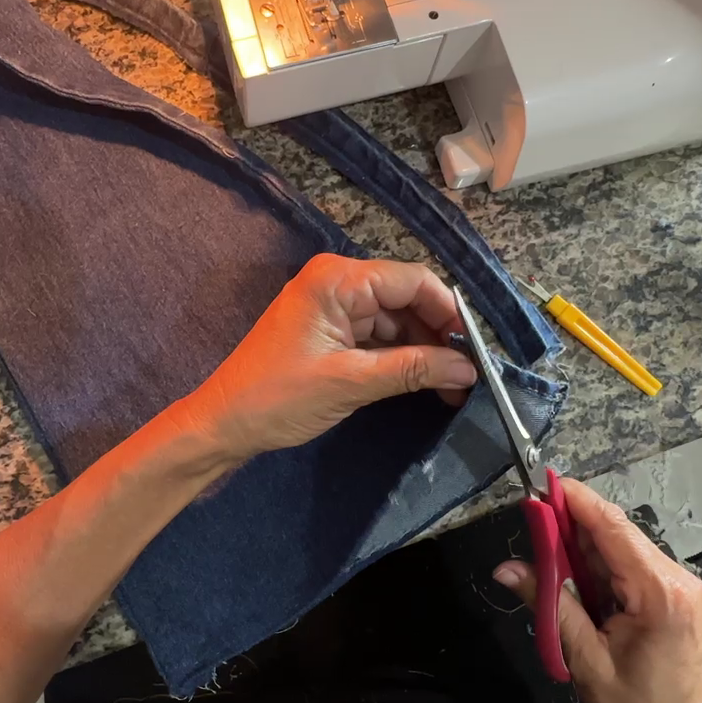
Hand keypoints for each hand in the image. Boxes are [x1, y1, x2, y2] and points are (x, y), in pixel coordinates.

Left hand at [181, 254, 478, 459]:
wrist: (225, 423)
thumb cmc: (279, 396)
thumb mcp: (351, 382)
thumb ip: (412, 369)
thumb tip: (467, 369)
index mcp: (338, 279)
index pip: (412, 280)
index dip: (449, 312)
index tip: (476, 349)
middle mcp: (338, 283)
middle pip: (406, 299)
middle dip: (438, 336)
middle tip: (468, 376)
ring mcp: (333, 307)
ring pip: (395, 322)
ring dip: (422, 352)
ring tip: (452, 389)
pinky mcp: (331, 332)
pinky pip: (377, 338)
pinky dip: (400, 359)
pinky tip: (423, 383)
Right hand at [494, 479, 701, 702]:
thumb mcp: (583, 657)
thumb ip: (548, 602)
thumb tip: (505, 567)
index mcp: (660, 592)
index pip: (611, 526)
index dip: (574, 500)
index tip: (539, 484)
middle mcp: (678, 580)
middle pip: (616, 532)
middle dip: (571, 523)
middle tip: (528, 522)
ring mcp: (681, 588)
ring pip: (621, 546)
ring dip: (582, 545)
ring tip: (543, 551)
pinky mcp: (676, 599)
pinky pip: (630, 566)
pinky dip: (598, 564)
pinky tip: (572, 573)